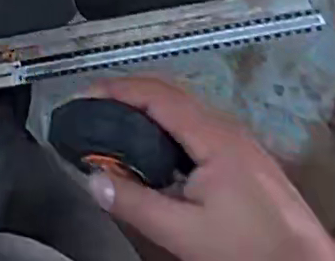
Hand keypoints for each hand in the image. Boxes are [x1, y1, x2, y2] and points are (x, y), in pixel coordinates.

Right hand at [81, 78, 334, 260]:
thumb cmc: (252, 253)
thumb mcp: (188, 235)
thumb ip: (136, 204)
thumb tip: (91, 179)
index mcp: (213, 136)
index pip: (153, 93)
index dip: (113, 90)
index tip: (82, 98)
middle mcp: (226, 127)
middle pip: (166, 90)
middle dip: (124, 92)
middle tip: (92, 107)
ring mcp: (239, 141)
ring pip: (180, 105)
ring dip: (143, 105)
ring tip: (113, 121)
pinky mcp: (245, 157)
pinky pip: (193, 122)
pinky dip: (162, 120)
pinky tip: (150, 144)